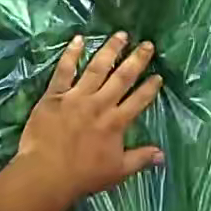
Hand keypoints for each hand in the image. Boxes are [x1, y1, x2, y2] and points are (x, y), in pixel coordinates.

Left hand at [10, 33, 163, 209]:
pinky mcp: (55, 95)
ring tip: (121, 35)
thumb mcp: (117, 171)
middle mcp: (100, 104)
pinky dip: (71, 54)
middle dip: (136, 60)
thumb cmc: (83, 175)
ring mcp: (77, 97)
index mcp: (116, 122)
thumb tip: (162, 155)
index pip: (138, 100)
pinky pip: (65, 70)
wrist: (47, 172)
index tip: (158, 76)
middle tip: (147, 44)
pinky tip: (79, 39)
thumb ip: (140, 159)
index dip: (150, 87)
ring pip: (97, 68)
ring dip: (110, 50)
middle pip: (122, 77)